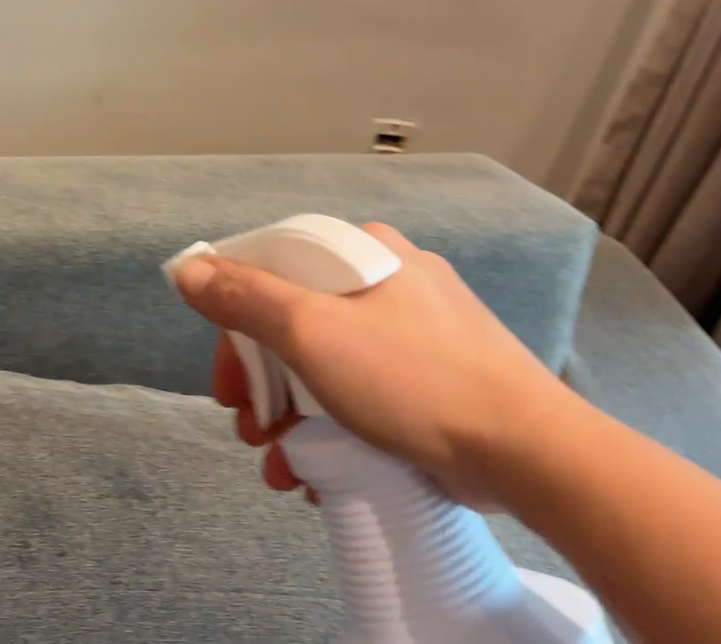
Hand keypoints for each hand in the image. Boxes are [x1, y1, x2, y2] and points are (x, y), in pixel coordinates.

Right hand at [173, 223, 581, 508]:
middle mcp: (385, 279)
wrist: (534, 456)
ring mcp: (415, 329)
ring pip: (325, 362)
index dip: (231, 323)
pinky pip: (362, 389)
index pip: (268, 268)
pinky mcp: (434, 376)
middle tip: (249, 431)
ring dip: (290, 416)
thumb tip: (186, 267)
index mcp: (360, 251)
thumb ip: (243, 297)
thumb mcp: (311, 332)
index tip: (226, 381)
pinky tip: (319, 470)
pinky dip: (332, 425)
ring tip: (279, 467)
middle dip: (261, 385)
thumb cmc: (412, 379)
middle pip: (293, 321)